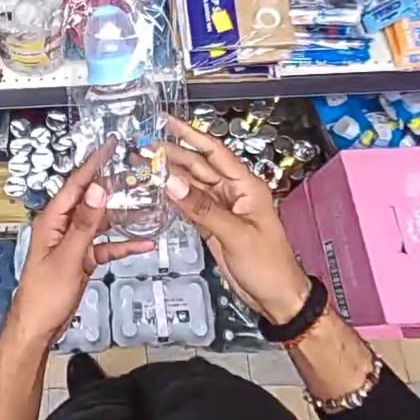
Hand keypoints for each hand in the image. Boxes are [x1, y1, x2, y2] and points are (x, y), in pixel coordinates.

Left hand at [6, 140, 148, 346]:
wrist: (38, 326)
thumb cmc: (43, 295)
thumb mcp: (68, 256)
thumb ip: (85, 224)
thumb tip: (96, 191)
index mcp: (52, 220)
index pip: (75, 184)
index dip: (93, 164)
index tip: (108, 147)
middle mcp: (61, 227)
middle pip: (90, 200)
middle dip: (111, 186)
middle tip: (133, 171)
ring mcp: (72, 242)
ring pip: (100, 221)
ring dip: (120, 215)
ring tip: (143, 203)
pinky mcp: (81, 258)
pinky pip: (105, 245)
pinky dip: (122, 244)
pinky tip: (141, 242)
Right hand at [157, 114, 312, 324]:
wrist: (276, 298)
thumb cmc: (270, 266)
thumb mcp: (236, 234)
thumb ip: (202, 208)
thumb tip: (173, 183)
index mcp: (245, 185)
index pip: (213, 151)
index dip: (190, 134)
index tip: (168, 121)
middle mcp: (231, 192)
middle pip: (196, 165)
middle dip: (171, 153)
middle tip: (143, 146)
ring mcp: (220, 207)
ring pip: (189, 184)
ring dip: (167, 174)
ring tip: (143, 164)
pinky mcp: (210, 223)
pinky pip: (188, 203)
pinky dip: (171, 197)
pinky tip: (156, 190)